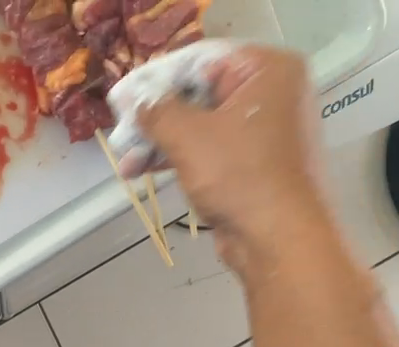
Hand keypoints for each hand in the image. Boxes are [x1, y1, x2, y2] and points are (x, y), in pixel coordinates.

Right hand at [137, 46, 332, 271]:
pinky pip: (209, 148)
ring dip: (159, 143)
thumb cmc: (239, 175)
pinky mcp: (253, 160)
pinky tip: (143, 171)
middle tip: (121, 134)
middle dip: (156, 118)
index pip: (202, 61)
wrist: (276, 234)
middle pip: (200, 93)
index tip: (123, 99)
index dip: (158, 79)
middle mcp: (271, 92)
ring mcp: (264, 128)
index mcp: (267, 70)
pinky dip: (177, 158)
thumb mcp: (189, 137)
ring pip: (200, 125)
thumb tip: (137, 100)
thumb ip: (158, 112)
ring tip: (125, 164)